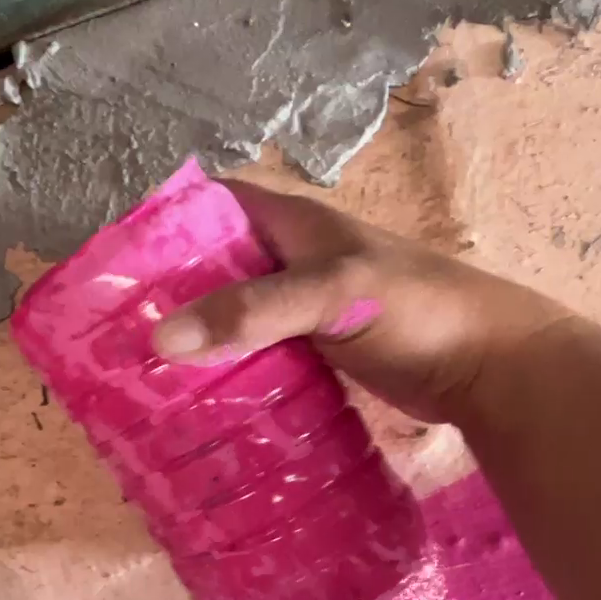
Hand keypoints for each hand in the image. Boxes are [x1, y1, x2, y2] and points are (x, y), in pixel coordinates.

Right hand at [152, 179, 576, 424]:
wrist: (487, 366)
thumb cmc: (417, 308)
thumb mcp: (330, 294)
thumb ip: (249, 312)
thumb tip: (159, 340)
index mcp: (289, 224)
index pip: (210, 206)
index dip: (163, 225)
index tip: (115, 265)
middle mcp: (284, 261)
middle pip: (209, 267)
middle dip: (164, 293)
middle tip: (113, 330)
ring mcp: (293, 309)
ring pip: (225, 315)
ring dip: (188, 336)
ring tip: (136, 368)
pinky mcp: (303, 350)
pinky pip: (246, 352)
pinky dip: (217, 367)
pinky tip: (188, 393)